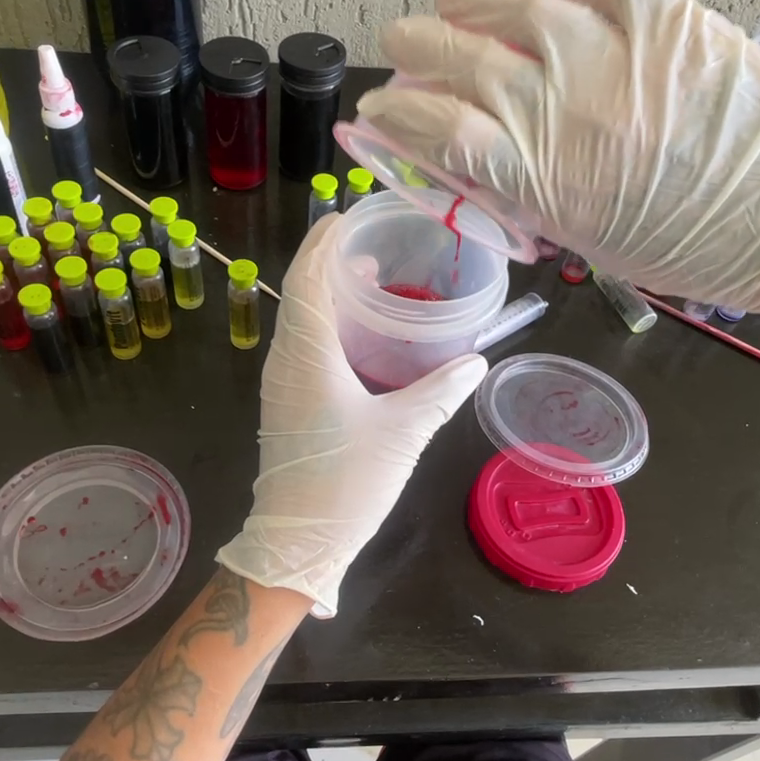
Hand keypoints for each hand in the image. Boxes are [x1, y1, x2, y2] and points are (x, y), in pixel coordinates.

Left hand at [216, 214, 486, 616]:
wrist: (297, 543)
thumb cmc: (345, 483)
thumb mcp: (402, 433)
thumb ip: (440, 391)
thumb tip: (476, 361)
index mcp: (307, 356)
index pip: (306, 280)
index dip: (323, 244)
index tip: (347, 217)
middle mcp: (287, 362)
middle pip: (300, 295)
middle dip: (331, 266)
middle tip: (373, 251)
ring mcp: (283, 386)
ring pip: (301, 324)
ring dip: (330, 298)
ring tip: (371, 286)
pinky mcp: (288, 406)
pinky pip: (305, 350)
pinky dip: (330, 330)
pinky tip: (362, 341)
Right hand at [358, 0, 759, 359]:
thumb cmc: (680, 251)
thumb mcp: (578, 239)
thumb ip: (519, 193)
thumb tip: (472, 158)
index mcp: (530, 171)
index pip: (432, 126)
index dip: (393, 113)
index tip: (377, 110)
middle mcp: (554, 103)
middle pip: (457, 58)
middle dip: (413, 48)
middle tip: (400, 41)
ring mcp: (608, 50)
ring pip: (514, 6)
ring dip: (469, 0)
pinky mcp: (665, 16)